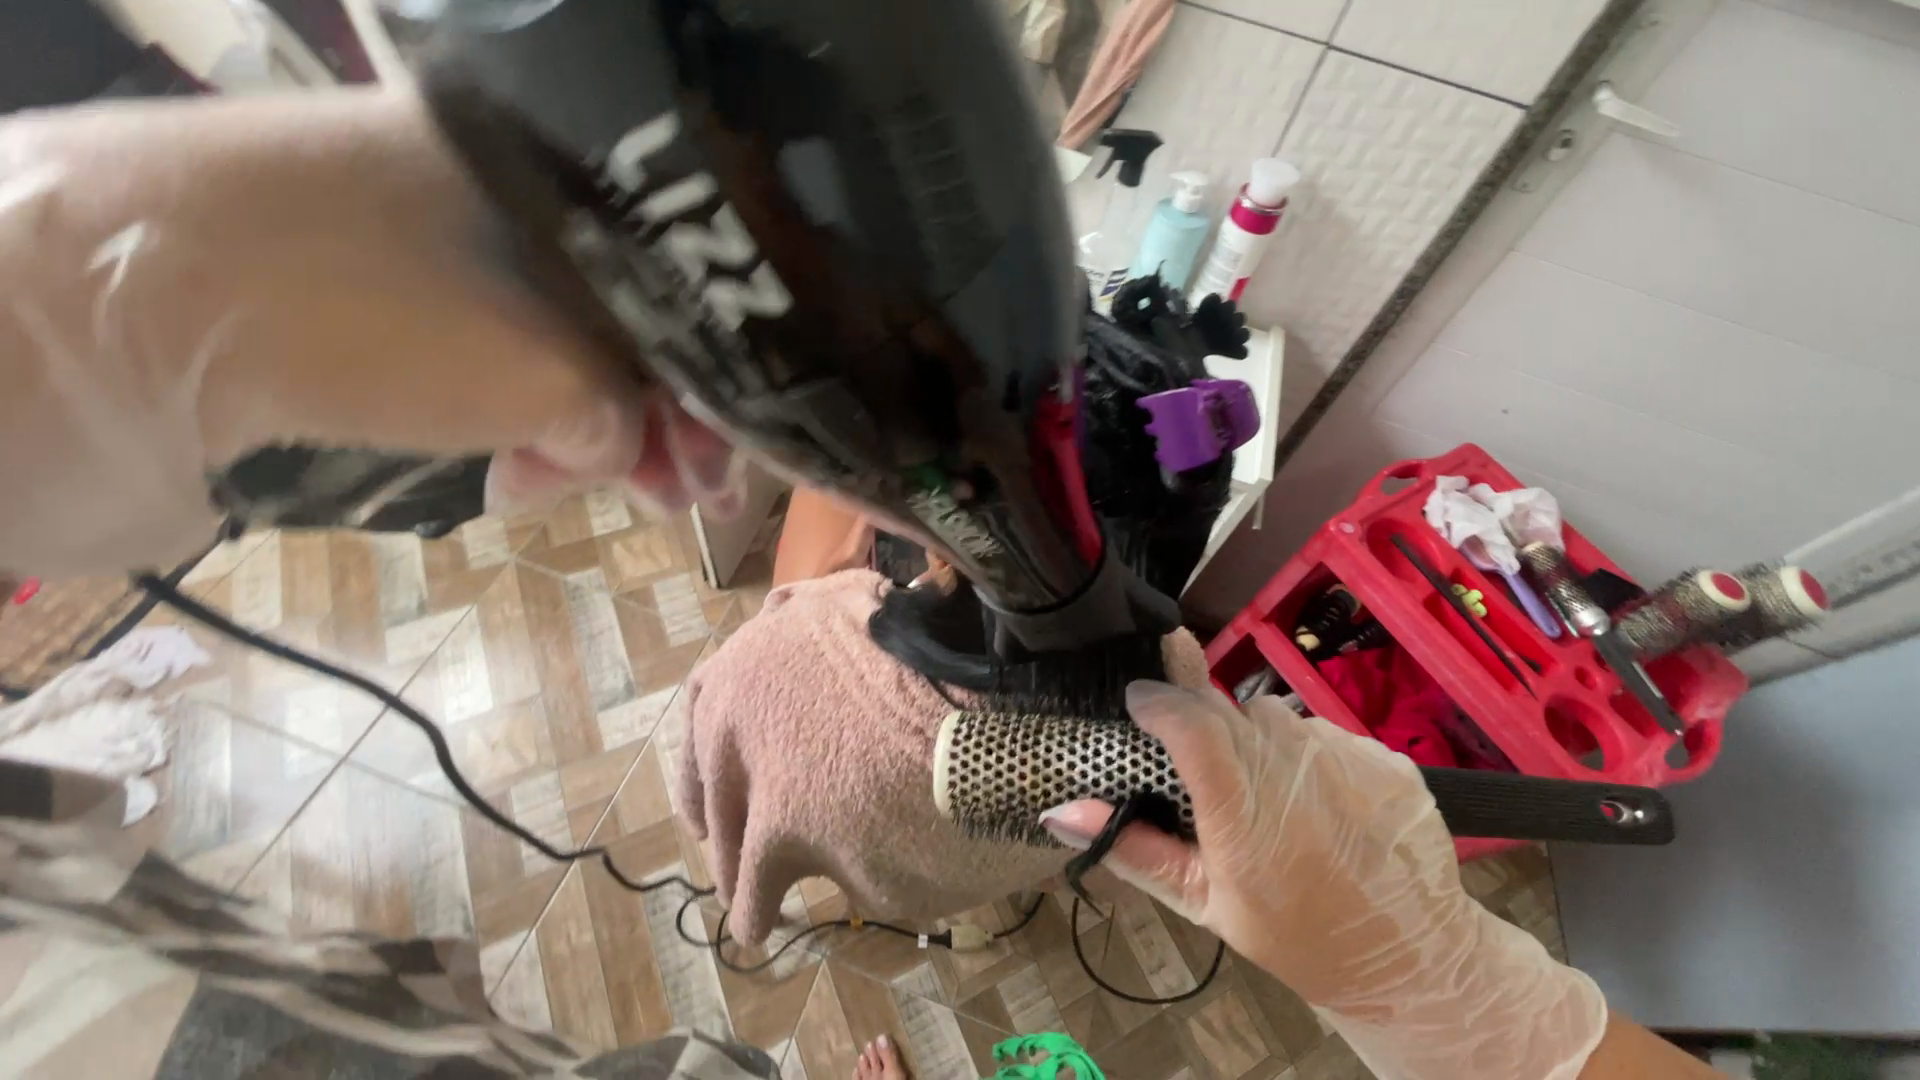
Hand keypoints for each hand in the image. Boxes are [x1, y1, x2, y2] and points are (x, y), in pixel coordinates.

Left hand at [0, 89, 738, 578]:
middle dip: (661, 423)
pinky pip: (497, 366)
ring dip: (590, 437)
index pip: (687, 294)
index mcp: (562, 174)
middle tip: (679, 500)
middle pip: (632, 328)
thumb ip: (630, 421)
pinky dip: (518, 425)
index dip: (721, 386)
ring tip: (574, 496)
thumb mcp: (547, 377)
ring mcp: (440, 243)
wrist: (94, 314)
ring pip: (567, 352)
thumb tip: (646, 458)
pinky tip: (511, 476)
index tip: (731, 466)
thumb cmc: (364, 319)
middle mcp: (513, 198)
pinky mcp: (385, 297)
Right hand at [1039, 683, 1607, 1079]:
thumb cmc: (1291, 935)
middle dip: (1197, 717)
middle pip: (1224, 707)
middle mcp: (1293, 770)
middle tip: (1197, 760)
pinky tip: (1315, 795)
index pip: (1188, 720)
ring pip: (1272, 714)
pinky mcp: (1384, 756)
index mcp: (1240, 810)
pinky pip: (1322, 730)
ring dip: (1251, 735)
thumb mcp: (1201, 901)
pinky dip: (1304, 751)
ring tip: (1263, 787)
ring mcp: (1345, 757)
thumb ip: (1131, 848)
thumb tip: (1056, 811)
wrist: (1410, 961)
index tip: (1137, 700)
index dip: (1156, 698)